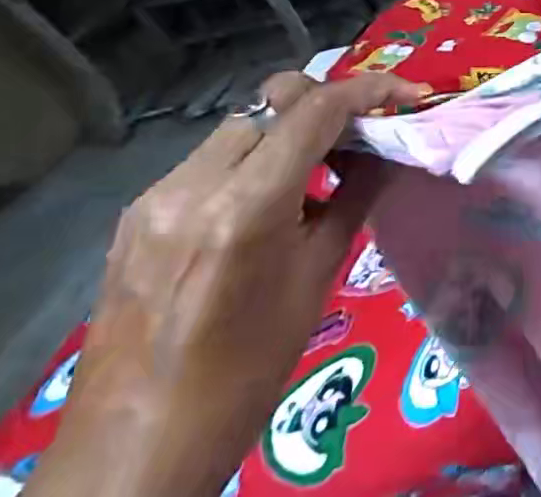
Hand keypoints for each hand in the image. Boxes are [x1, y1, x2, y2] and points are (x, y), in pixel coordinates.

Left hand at [26, 73, 418, 496]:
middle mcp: (192, 185)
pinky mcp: (137, 212)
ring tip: (322, 167)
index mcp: (244, 207)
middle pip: (273, 103)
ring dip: (289, 130)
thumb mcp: (317, 277)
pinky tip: (270, 199)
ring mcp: (156, 196)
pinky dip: (253, 159)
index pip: (313, 111)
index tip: (404, 93)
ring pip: (241, 126)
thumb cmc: (248, 371)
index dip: (367, 90)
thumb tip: (385, 152)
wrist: (135, 450)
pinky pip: (210, 160)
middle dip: (326, 104)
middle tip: (363, 134)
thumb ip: (354, 197)